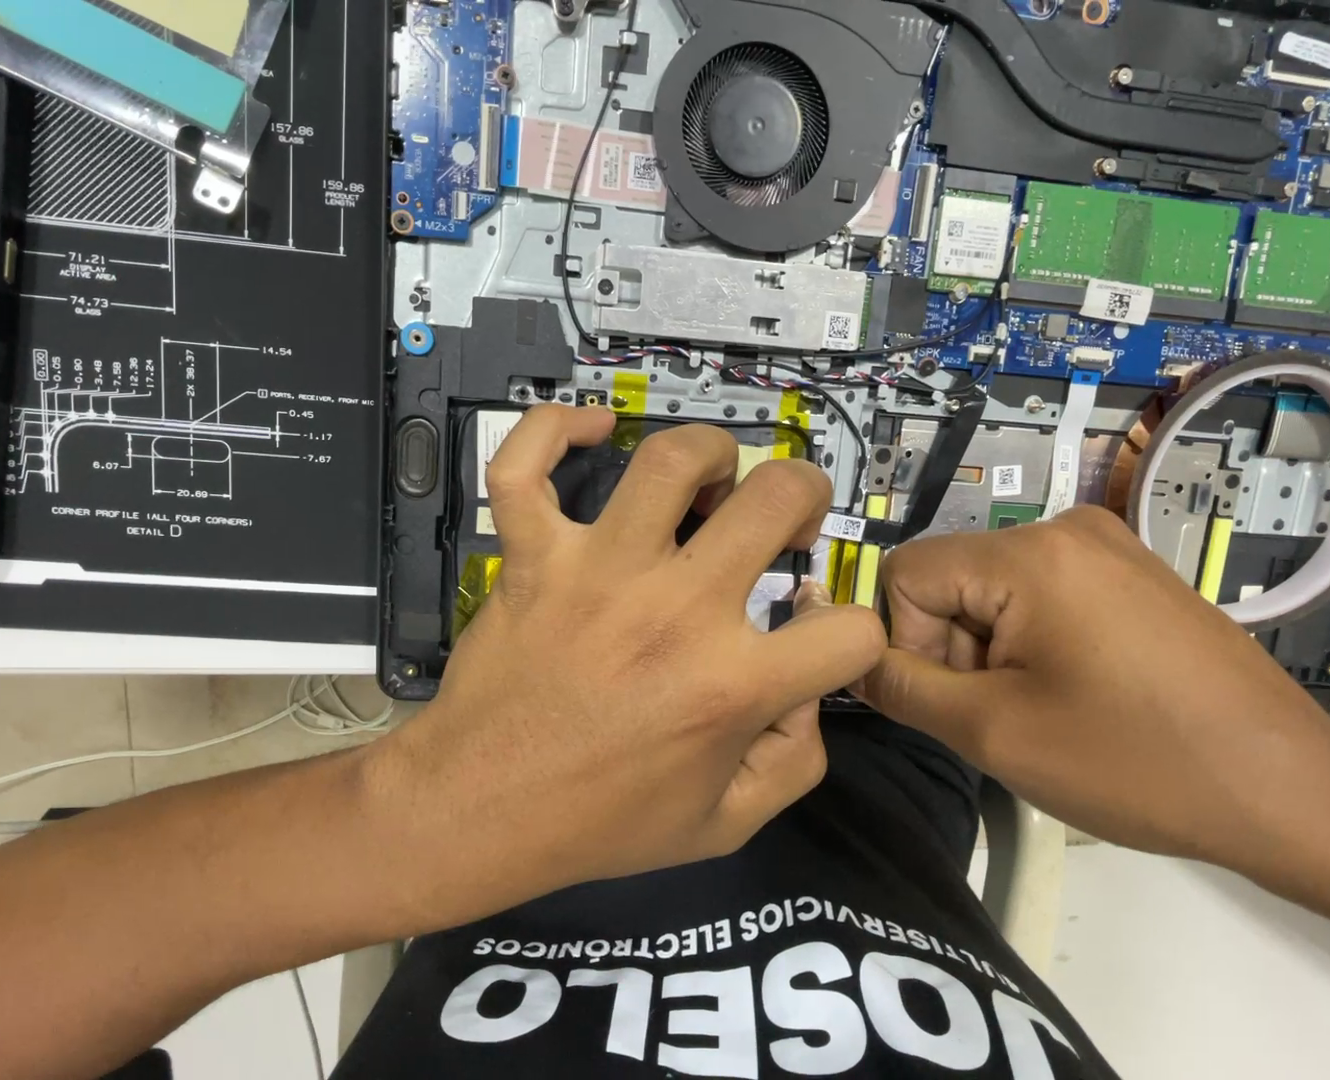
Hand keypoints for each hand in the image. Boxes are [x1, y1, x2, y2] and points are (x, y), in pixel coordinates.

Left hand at [370, 405, 885, 924]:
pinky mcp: (531, 557)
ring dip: (708, 453)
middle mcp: (674, 611)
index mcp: (731, 685)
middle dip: (805, 496)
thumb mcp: (726, 824)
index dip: (851, 635)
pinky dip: (552, 430)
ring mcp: (597, 573)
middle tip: (785, 522)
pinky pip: (525, 466)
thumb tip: (807, 689)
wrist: (478, 812)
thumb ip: (796, 760)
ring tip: (709, 482)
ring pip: (669, 459)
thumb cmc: (601, 823)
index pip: (848, 631)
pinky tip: (589, 429)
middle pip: (776, 498)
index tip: (813, 639)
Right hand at [855, 507, 1329, 866]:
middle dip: (954, 650)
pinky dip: (1031, 643)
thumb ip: (900, 688)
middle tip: (1005, 715)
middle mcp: (1066, 529)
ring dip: (991, 652)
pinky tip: (1076, 693)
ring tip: (1046, 710)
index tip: (959, 700)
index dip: (908, 641)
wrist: (1291, 794)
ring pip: (991, 592)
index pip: (905, 572)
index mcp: (1029, 554)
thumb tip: (848, 660)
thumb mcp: (992, 731)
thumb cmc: (1135, 762)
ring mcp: (1106, 547)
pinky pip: (1040, 595)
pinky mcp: (1131, 574)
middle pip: (950, 581)